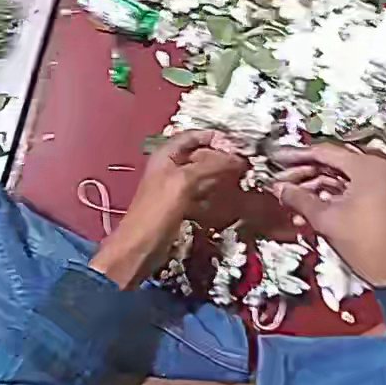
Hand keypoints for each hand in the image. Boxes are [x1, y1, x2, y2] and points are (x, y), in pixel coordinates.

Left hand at [90, 131, 243, 287]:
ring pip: (203, 174)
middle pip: (201, 154)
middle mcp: (170, 166)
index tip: (239, 146)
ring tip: (241, 178)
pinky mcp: (180, 205)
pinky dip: (214, 193)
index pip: (195, 135)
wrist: (140, 248)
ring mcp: (175, 186)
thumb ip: (210, 165)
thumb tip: (237, 158)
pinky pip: (201, 192)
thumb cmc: (158, 210)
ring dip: (220, 175)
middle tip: (245, 163)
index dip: (216, 137)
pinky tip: (227, 198)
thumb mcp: (184, 182)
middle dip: (222, 156)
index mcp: (166, 154)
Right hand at [271, 144, 385, 287]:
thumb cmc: (366, 244)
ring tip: (292, 205)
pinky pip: (349, 192)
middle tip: (282, 186)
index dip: (297, 157)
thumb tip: (279, 188)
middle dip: (304, 177)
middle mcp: (375, 169)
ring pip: (338, 180)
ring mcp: (379, 184)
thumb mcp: (327, 220)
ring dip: (314, 192)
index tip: (277, 160)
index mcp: (366, 167)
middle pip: (331, 165)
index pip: (324, 153)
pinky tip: (309, 213)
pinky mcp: (379, 199)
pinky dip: (329, 200)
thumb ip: (300, 199)